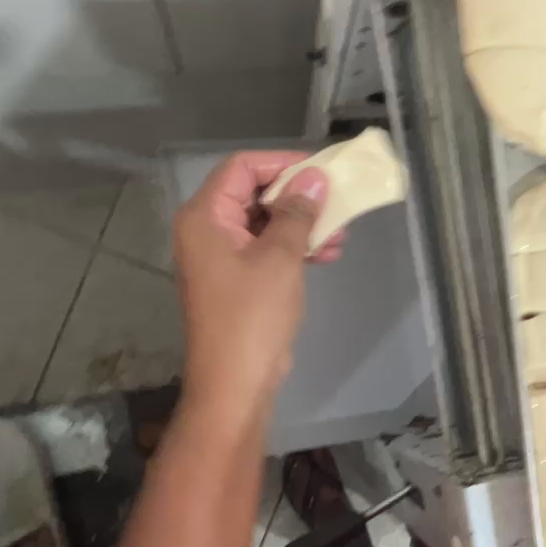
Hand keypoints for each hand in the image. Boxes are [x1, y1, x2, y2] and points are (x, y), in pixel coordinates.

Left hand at [171, 151, 344, 415]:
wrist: (236, 382)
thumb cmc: (253, 315)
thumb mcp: (280, 258)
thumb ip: (297, 213)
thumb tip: (315, 179)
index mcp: (205, 217)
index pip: (242, 168)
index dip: (283, 164)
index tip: (322, 172)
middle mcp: (207, 231)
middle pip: (254, 195)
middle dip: (298, 199)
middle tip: (337, 205)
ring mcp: (221, 259)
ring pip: (265, 225)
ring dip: (302, 226)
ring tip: (339, 235)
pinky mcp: (238, 283)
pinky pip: (266, 252)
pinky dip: (294, 249)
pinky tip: (325, 255)